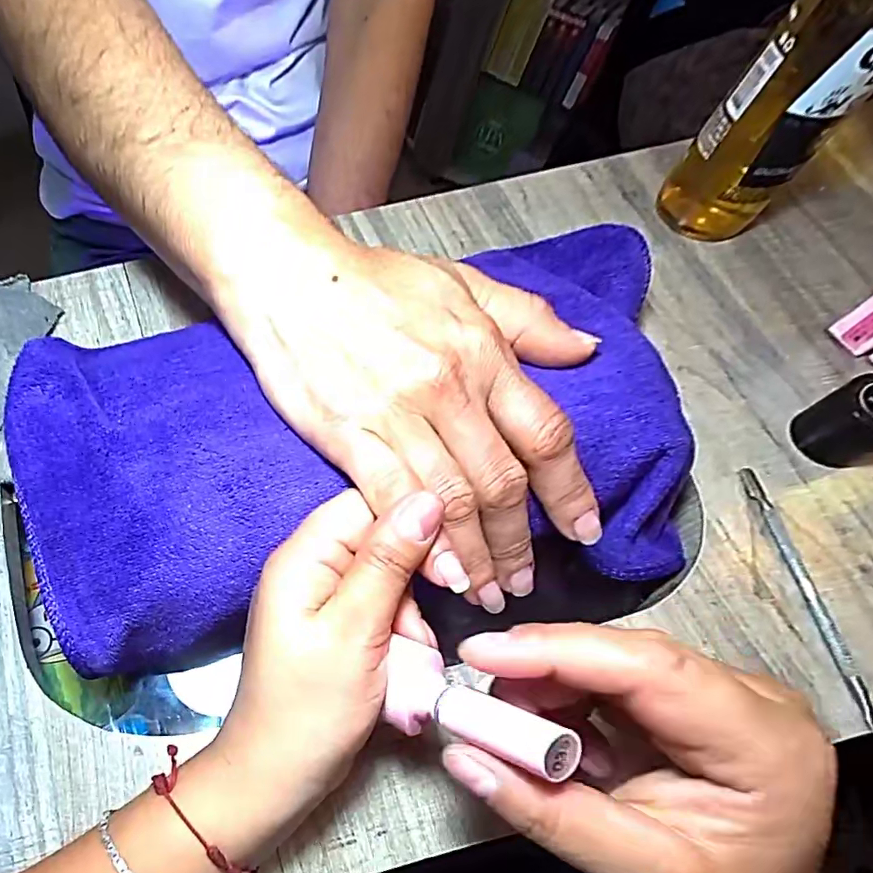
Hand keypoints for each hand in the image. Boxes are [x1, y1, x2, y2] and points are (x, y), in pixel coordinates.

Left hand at [208, 489, 442, 827]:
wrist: (277, 771)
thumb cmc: (308, 708)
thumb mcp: (354, 632)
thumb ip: (387, 563)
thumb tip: (423, 498)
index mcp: (300, 557)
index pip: (365, 503)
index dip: (414, 523)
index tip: (449, 565)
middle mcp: (306, 567)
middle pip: (379, 540)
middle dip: (413, 583)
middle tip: (418, 633)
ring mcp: (318, 598)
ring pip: (387, 580)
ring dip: (409, 618)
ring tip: (407, 662)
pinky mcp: (333, 625)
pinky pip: (378, 611)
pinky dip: (398, 636)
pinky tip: (402, 671)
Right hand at [217, 237, 602, 613]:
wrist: (289, 281)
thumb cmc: (367, 281)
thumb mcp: (458, 281)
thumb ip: (524, 319)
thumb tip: (584, 350)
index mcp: (480, 353)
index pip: (543, 435)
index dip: (569, 491)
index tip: (582, 530)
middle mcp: (446, 390)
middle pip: (499, 481)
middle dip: (518, 541)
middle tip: (525, 581)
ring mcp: (394, 415)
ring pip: (450, 499)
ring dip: (474, 554)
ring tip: (486, 592)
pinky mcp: (346, 435)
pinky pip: (391, 495)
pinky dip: (418, 538)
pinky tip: (436, 573)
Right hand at [440, 624, 836, 872]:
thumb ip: (545, 813)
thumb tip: (461, 758)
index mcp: (762, 746)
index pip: (649, 668)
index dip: (556, 651)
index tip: (477, 655)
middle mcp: (749, 698)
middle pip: (619, 651)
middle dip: (538, 669)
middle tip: (486, 710)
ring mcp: (717, 687)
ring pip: (601, 652)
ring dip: (544, 685)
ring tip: (533, 745)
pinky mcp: (681, 690)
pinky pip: (599, 668)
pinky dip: (558, 694)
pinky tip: (561, 741)